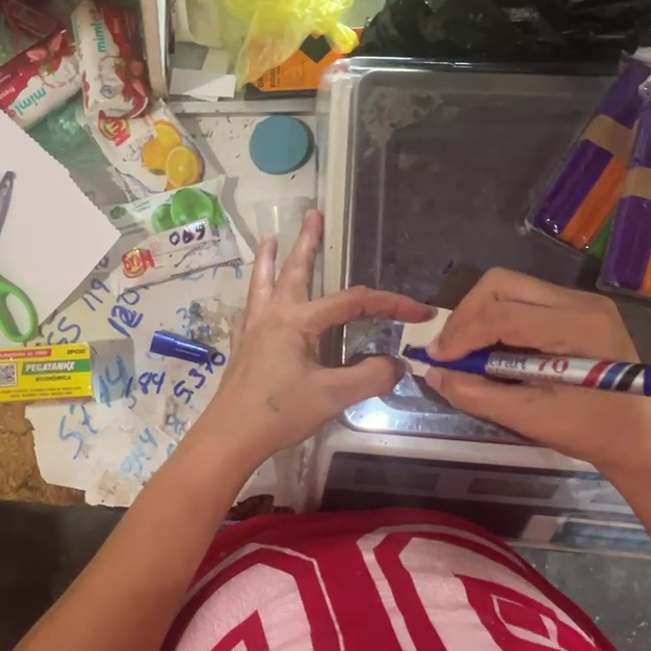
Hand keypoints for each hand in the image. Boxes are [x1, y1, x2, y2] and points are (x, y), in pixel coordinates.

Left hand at [189, 210, 431, 471]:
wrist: (229, 436)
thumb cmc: (278, 413)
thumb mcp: (332, 396)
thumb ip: (369, 377)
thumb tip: (396, 365)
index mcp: (295, 321)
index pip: (351, 302)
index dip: (389, 304)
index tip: (421, 312)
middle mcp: (271, 315)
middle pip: (294, 271)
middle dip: (307, 242)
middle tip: (313, 214)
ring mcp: (252, 329)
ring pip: (262, 283)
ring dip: (269, 259)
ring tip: (270, 238)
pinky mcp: (243, 347)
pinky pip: (250, 307)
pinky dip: (256, 292)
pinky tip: (256, 298)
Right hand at [422, 268, 650, 475]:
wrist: (640, 438)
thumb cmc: (591, 431)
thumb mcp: (529, 418)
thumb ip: (476, 394)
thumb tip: (433, 373)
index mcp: (578, 328)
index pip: (501, 313)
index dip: (460, 334)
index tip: (436, 359)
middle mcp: (580, 303)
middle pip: (500, 284)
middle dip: (466, 315)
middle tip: (451, 350)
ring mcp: (580, 302)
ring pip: (507, 286)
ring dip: (478, 315)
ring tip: (467, 350)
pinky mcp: (575, 309)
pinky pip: (521, 297)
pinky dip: (495, 318)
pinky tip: (492, 347)